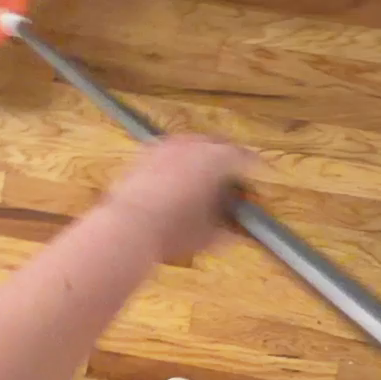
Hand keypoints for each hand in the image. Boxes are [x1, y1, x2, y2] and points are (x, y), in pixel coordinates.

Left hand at [103, 135, 255, 261]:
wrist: (127, 226)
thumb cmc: (173, 232)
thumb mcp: (208, 235)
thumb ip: (229, 227)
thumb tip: (238, 228)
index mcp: (217, 159)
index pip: (244, 158)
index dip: (252, 170)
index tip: (253, 181)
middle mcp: (193, 145)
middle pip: (218, 145)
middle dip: (225, 160)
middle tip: (228, 179)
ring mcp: (166, 145)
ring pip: (191, 145)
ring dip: (200, 158)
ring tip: (201, 178)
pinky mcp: (143, 153)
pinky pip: (168, 151)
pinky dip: (176, 162)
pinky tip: (172, 179)